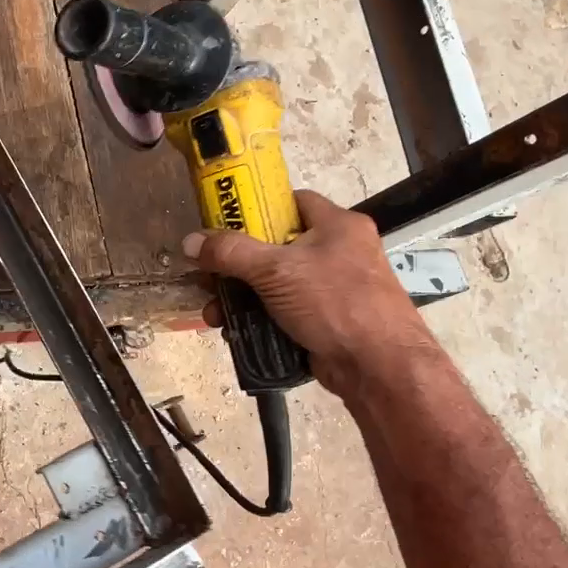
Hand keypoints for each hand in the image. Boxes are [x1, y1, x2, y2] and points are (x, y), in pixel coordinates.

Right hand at [183, 190, 440, 397]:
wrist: (378, 366)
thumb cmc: (335, 304)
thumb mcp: (277, 271)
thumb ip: (230, 252)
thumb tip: (189, 241)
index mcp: (338, 225)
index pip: (292, 202)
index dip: (256, 209)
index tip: (223, 225)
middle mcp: (337, 250)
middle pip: (274, 246)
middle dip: (235, 264)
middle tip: (208, 277)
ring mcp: (331, 286)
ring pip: (272, 281)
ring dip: (238, 296)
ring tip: (215, 313)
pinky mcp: (324, 317)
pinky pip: (280, 307)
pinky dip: (255, 316)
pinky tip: (234, 329)